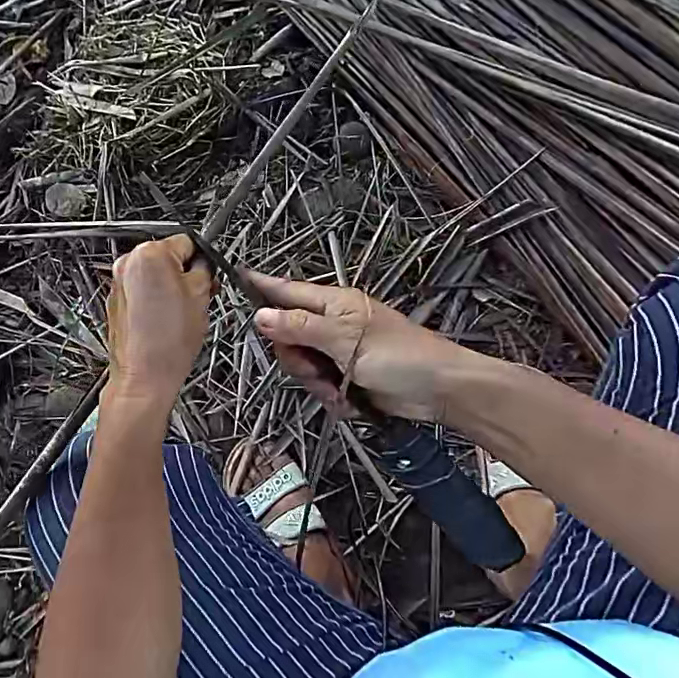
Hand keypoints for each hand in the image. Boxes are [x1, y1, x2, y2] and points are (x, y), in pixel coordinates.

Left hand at [106, 235, 215, 396]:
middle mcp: (128, 263)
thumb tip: (204, 263)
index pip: (187, 241)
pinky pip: (143, 290)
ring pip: (156, 274)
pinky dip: (155, 300)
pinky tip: (166, 320)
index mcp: (149, 255)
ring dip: (171, 287)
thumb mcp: (201, 296)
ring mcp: (119, 282)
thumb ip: (205, 270)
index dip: (203, 260)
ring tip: (182, 313)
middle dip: (186, 274)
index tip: (209, 275)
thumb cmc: (167, 343)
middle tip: (199, 297)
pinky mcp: (116, 301)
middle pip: (169, 256)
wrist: (144, 377)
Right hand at [249, 273, 479, 421]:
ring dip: (317, 382)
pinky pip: (322, 386)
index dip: (263, 287)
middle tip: (315, 368)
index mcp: (334, 304)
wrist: (440, 390)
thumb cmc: (403, 355)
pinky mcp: (348, 376)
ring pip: (303, 365)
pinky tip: (349, 399)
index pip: (287, 291)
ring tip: (339, 387)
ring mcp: (340, 351)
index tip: (238, 278)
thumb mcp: (344, 339)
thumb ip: (300, 327)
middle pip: (289, 337)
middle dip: (297, 359)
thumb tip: (262, 316)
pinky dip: (332, 396)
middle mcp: (334, 324)